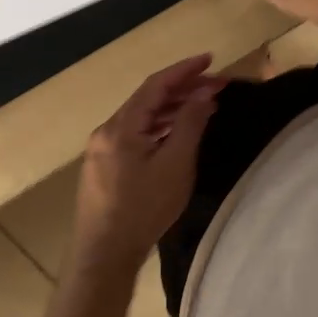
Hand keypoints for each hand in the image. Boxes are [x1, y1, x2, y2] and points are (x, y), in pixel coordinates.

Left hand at [71, 55, 224, 276]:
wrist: (104, 256)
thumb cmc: (143, 207)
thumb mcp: (176, 163)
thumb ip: (190, 122)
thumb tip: (203, 92)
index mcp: (120, 127)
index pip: (156, 85)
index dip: (185, 70)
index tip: (211, 59)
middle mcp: (106, 132)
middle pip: (147, 99)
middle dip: (182, 89)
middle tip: (216, 86)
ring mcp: (101, 151)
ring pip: (141, 118)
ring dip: (172, 108)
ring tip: (203, 106)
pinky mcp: (104, 168)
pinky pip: (135, 134)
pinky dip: (160, 126)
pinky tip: (178, 133)